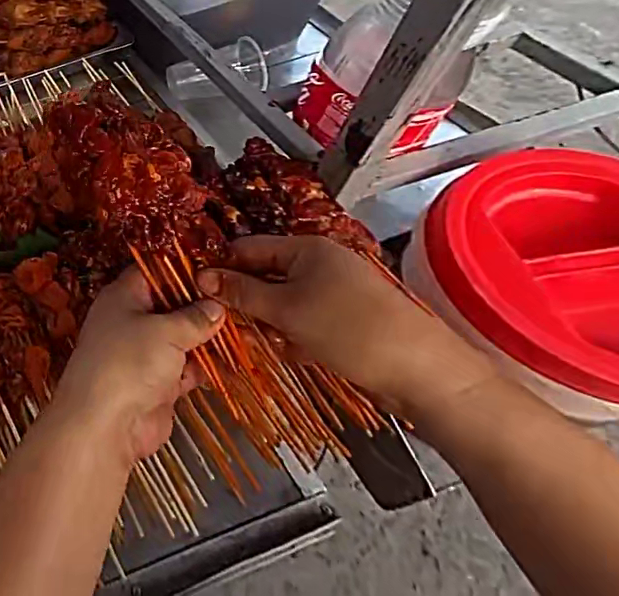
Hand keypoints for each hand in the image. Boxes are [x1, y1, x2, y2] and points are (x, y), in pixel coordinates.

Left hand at [54, 271, 223, 464]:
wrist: (105, 427)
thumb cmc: (127, 363)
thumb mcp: (166, 331)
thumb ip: (195, 318)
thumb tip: (215, 308)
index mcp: (125, 296)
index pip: (156, 270)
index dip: (184, 268)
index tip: (215, 267)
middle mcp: (132, 320)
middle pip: (172, 305)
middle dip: (202, 306)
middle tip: (234, 300)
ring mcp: (144, 353)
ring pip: (181, 338)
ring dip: (207, 338)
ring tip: (242, 329)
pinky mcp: (157, 384)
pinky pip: (185, 367)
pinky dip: (204, 365)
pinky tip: (230, 359)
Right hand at [197, 235, 494, 417]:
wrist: (421, 370)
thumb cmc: (351, 329)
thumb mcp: (287, 309)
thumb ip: (244, 292)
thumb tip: (204, 276)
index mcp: (306, 247)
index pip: (251, 247)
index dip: (224, 265)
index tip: (197, 285)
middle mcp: (321, 263)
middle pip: (268, 273)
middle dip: (247, 297)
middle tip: (224, 321)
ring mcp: (336, 292)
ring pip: (286, 301)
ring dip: (270, 320)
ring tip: (260, 340)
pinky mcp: (347, 320)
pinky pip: (307, 320)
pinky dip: (294, 334)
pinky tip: (291, 352)